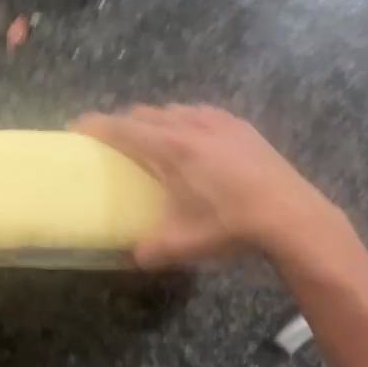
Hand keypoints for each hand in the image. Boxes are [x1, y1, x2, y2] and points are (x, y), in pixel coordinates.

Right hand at [72, 104, 354, 268]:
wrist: (291, 217)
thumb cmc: (229, 227)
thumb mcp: (179, 246)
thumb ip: (146, 251)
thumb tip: (132, 255)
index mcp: (169, 148)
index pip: (121, 128)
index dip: (94, 126)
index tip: (75, 127)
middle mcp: (191, 126)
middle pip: (146, 114)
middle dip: (124, 124)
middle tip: (114, 143)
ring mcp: (220, 122)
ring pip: (175, 110)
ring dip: (157, 121)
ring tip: (153, 142)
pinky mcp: (243, 128)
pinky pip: (202, 115)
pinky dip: (187, 122)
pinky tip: (194, 141)